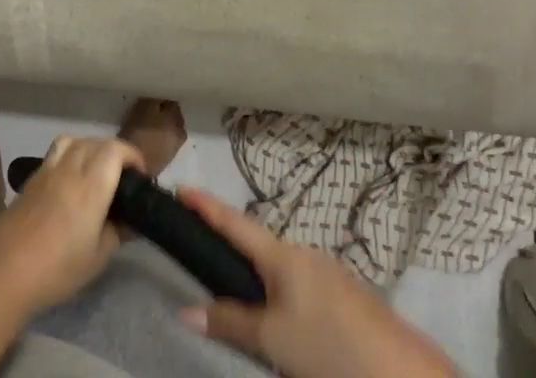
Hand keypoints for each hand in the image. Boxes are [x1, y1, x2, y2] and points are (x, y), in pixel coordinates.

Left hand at [0, 136, 145, 314]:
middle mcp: (67, 170)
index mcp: (89, 186)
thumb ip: (117, 233)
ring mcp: (44, 172)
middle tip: (124, 176)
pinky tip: (72, 183)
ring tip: (98, 173)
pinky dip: (70, 156)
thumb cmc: (58, 268)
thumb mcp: (98, 257)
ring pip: (71, 141)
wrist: (5, 269)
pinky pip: (54, 154)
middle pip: (93, 141)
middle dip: (114, 151)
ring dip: (89, 148)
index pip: (113, 150)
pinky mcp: (29, 181)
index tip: (141, 175)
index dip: (132, 154)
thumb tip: (130, 222)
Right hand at [175, 188, 457, 377]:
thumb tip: (185, 311)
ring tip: (243, 303)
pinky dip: (286, 301)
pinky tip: (286, 327)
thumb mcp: (272, 339)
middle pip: (260, 248)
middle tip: (205, 256)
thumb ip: (229, 322)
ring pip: (285, 274)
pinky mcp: (353, 304)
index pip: (234, 223)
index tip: (181, 186)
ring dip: (262, 283)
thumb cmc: (331, 348)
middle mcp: (309, 257)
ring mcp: (335, 279)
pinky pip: (306, 292)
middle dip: (234, 251)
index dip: (205, 205)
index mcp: (284, 255)